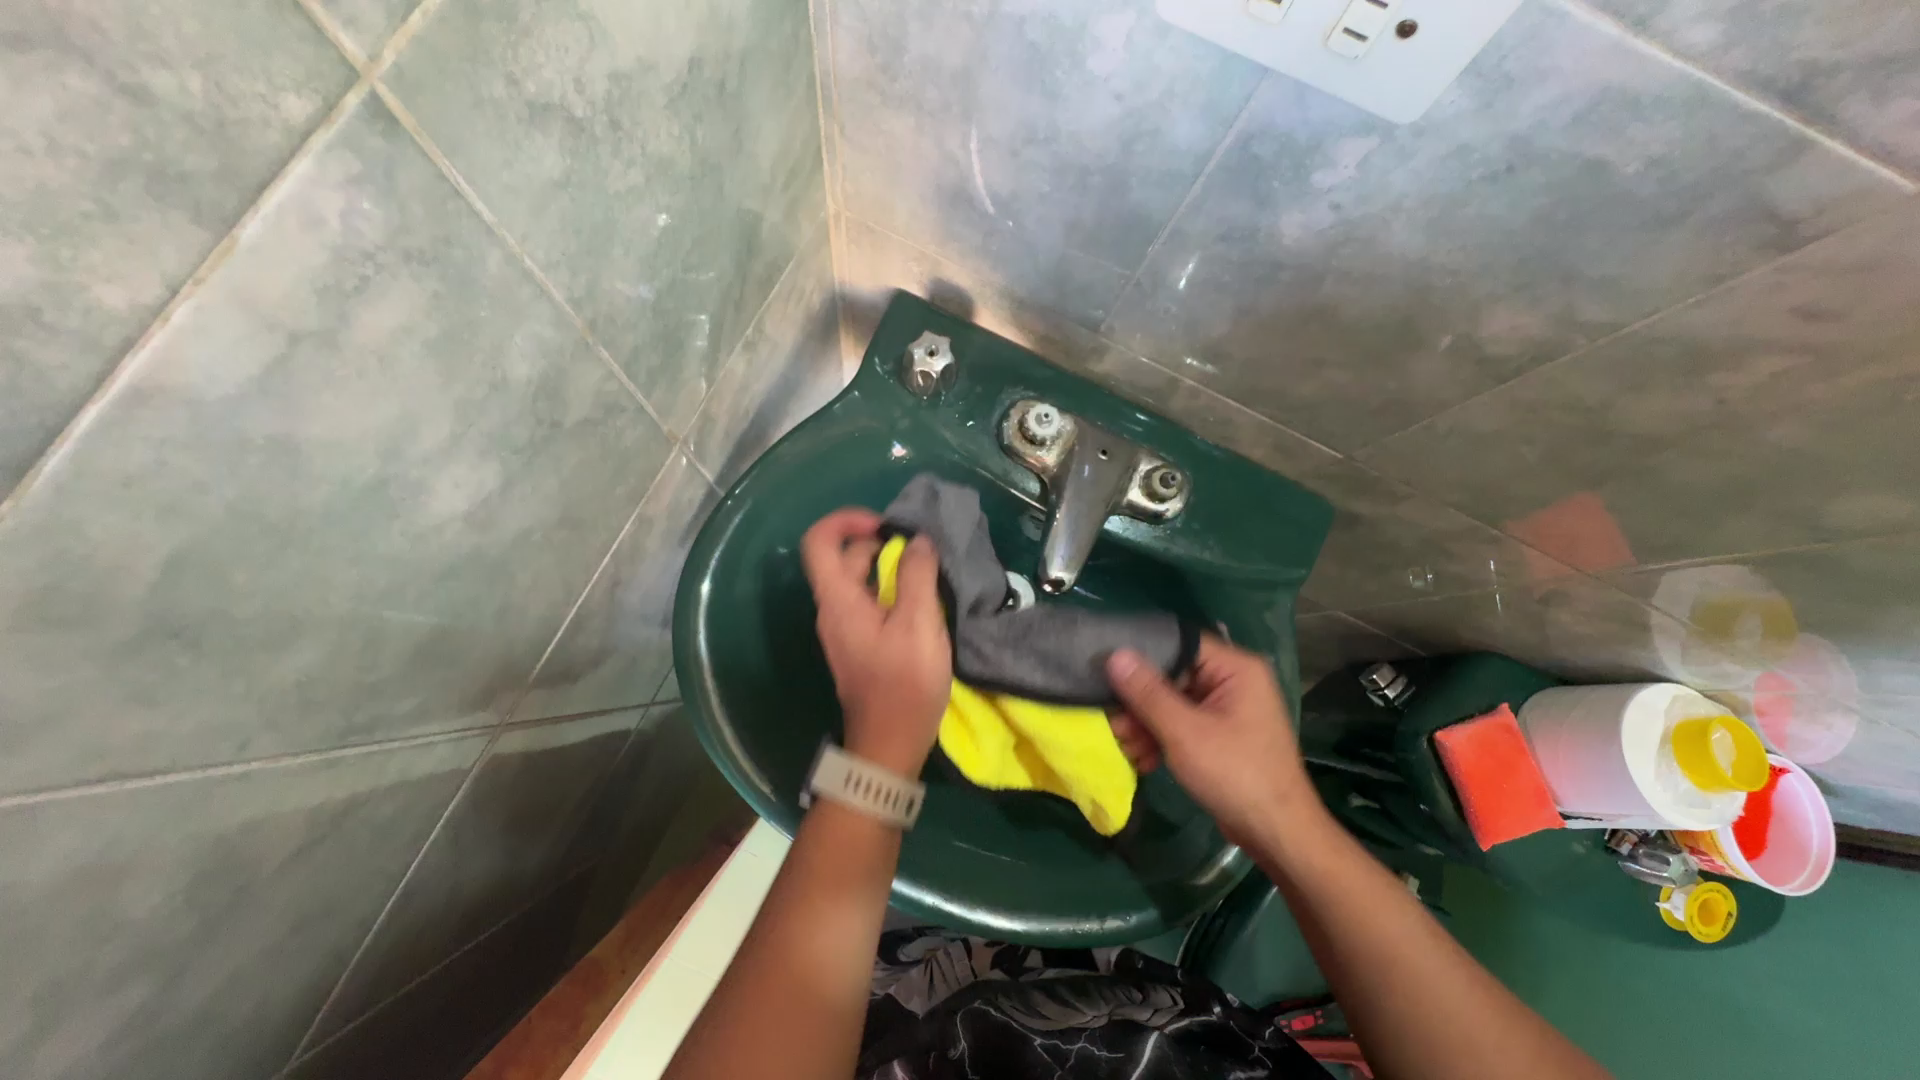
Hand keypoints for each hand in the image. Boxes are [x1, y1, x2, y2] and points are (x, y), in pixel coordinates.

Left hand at [801, 508, 951, 777]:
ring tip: (928, 574)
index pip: (818, 541)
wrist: (888, 746)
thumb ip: (917, 576)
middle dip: (878, 544)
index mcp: (838, 601)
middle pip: (842, 560)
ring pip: (857, 583)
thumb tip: (917, 541)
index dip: (846, 520)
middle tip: (919, 549)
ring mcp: (844, 631)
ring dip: (888, 569)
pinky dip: (890, 593)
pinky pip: (868, 606)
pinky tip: (922, 604)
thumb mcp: (919, 625)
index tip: (886, 525)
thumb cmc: (904, 684)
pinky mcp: (859, 647)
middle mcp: (833, 611)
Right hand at [1107, 636, 1319, 845]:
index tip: (1106, 667)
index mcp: (1236, 669)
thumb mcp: (1184, 732)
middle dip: (1140, 701)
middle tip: (1111, 720)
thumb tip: (1115, 654)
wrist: (1276, 834)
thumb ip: (1148, 693)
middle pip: (1174, 677)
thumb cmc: (1235, 774)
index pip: (1181, 644)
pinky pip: (1184, 726)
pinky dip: (1162, 740)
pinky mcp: (1222, 738)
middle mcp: (1234, 683)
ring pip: (1174, 704)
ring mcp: (1228, 712)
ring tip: (1123, 745)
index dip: (1143, 653)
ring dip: (1146, 724)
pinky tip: (1141, 759)